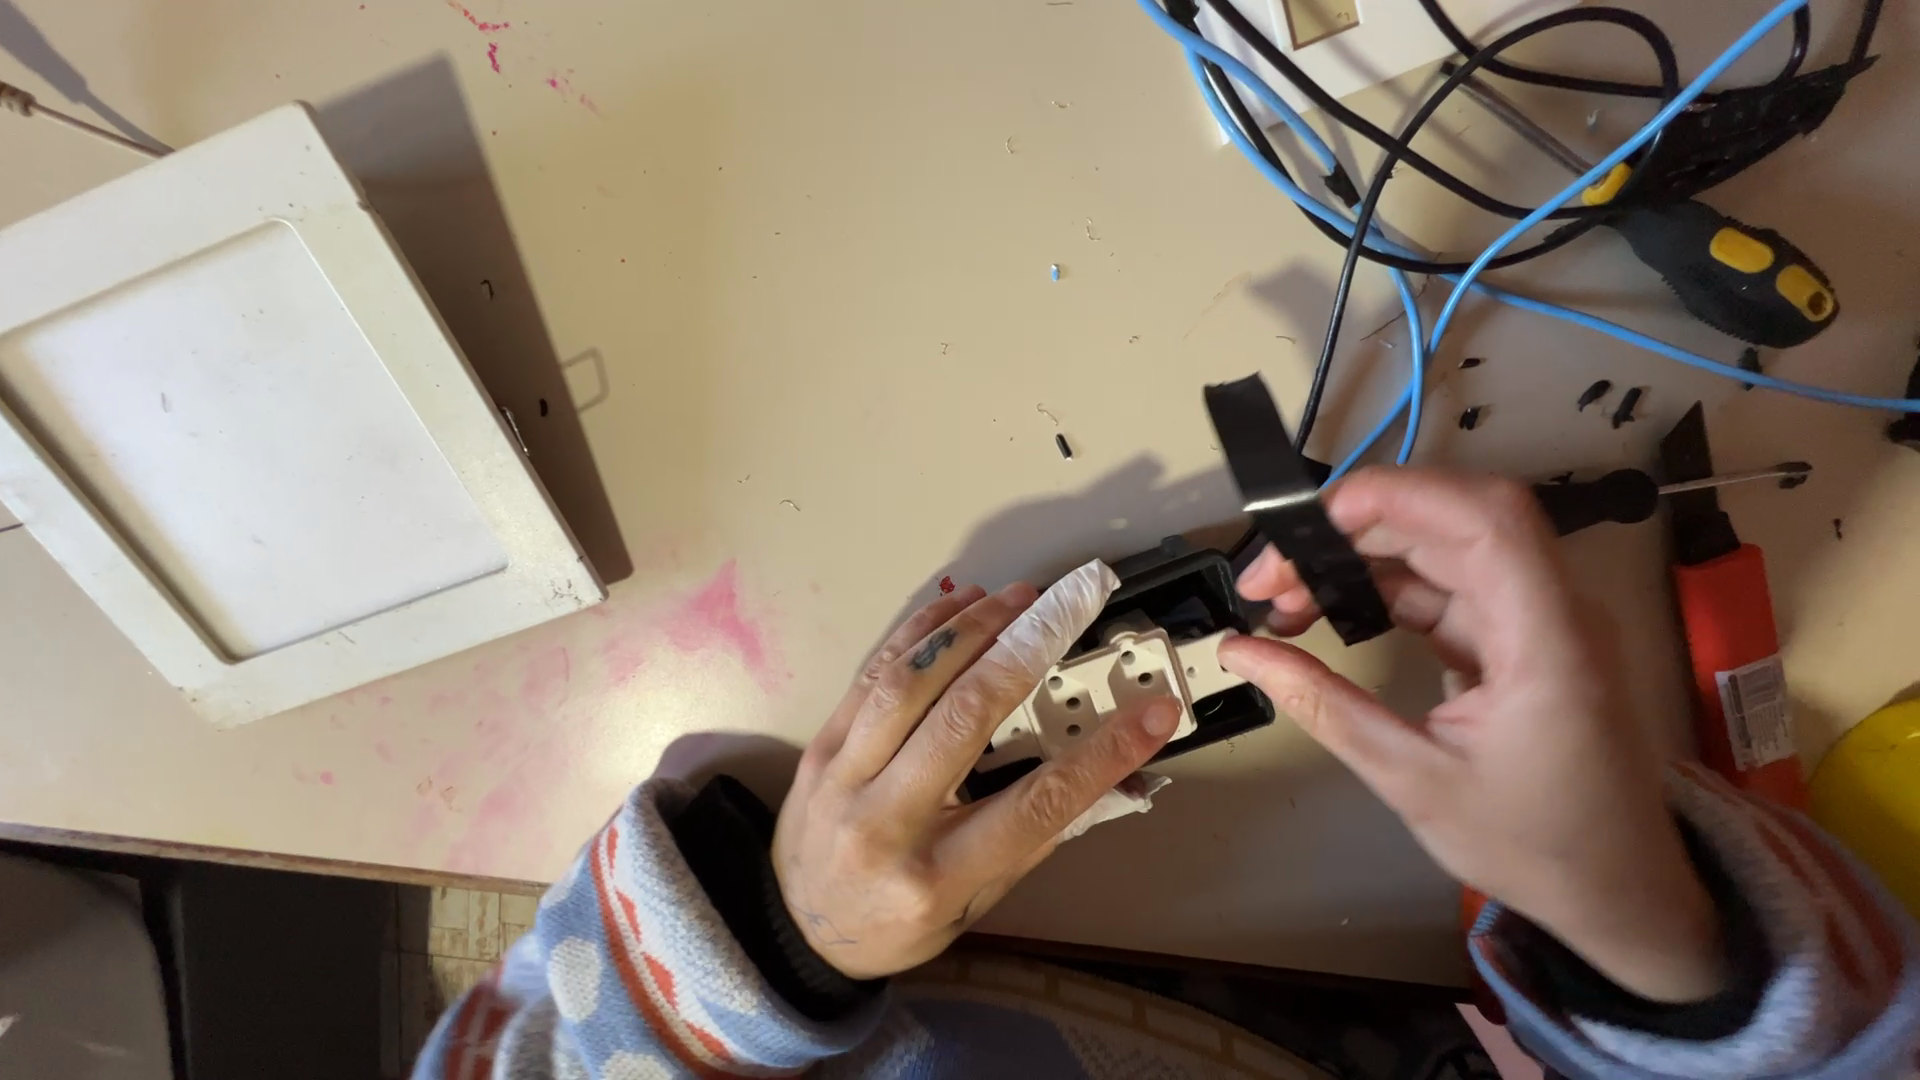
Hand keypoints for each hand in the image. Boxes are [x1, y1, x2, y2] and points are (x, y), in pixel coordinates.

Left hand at [774, 583, 1180, 978]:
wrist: (796, 928)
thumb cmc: (898, 920)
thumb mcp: (975, 902)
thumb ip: (1040, 837)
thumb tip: (1116, 782)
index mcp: (936, 878)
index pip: (1035, 806)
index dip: (1102, 755)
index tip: (1153, 710)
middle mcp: (884, 821)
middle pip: (964, 719)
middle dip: (1028, 649)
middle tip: (1072, 602)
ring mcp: (843, 775)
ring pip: (910, 683)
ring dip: (970, 628)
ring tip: (1019, 597)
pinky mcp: (821, 742)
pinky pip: (873, 673)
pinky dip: (920, 630)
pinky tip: (959, 603)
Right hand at [1218, 467, 1725, 1002]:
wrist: (1617, 892)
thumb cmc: (1531, 844)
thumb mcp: (1411, 780)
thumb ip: (1320, 704)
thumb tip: (1237, 650)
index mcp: (1548, 642)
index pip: (1484, 519)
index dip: (1393, 497)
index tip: (1304, 526)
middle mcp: (1547, 608)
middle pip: (1443, 520)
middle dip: (1343, 532)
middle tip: (1266, 578)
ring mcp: (1528, 615)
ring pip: (1428, 546)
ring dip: (1348, 559)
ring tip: (1280, 599)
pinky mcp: (1506, 630)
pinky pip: (1430, 582)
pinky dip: (1369, 588)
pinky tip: (1321, 612)